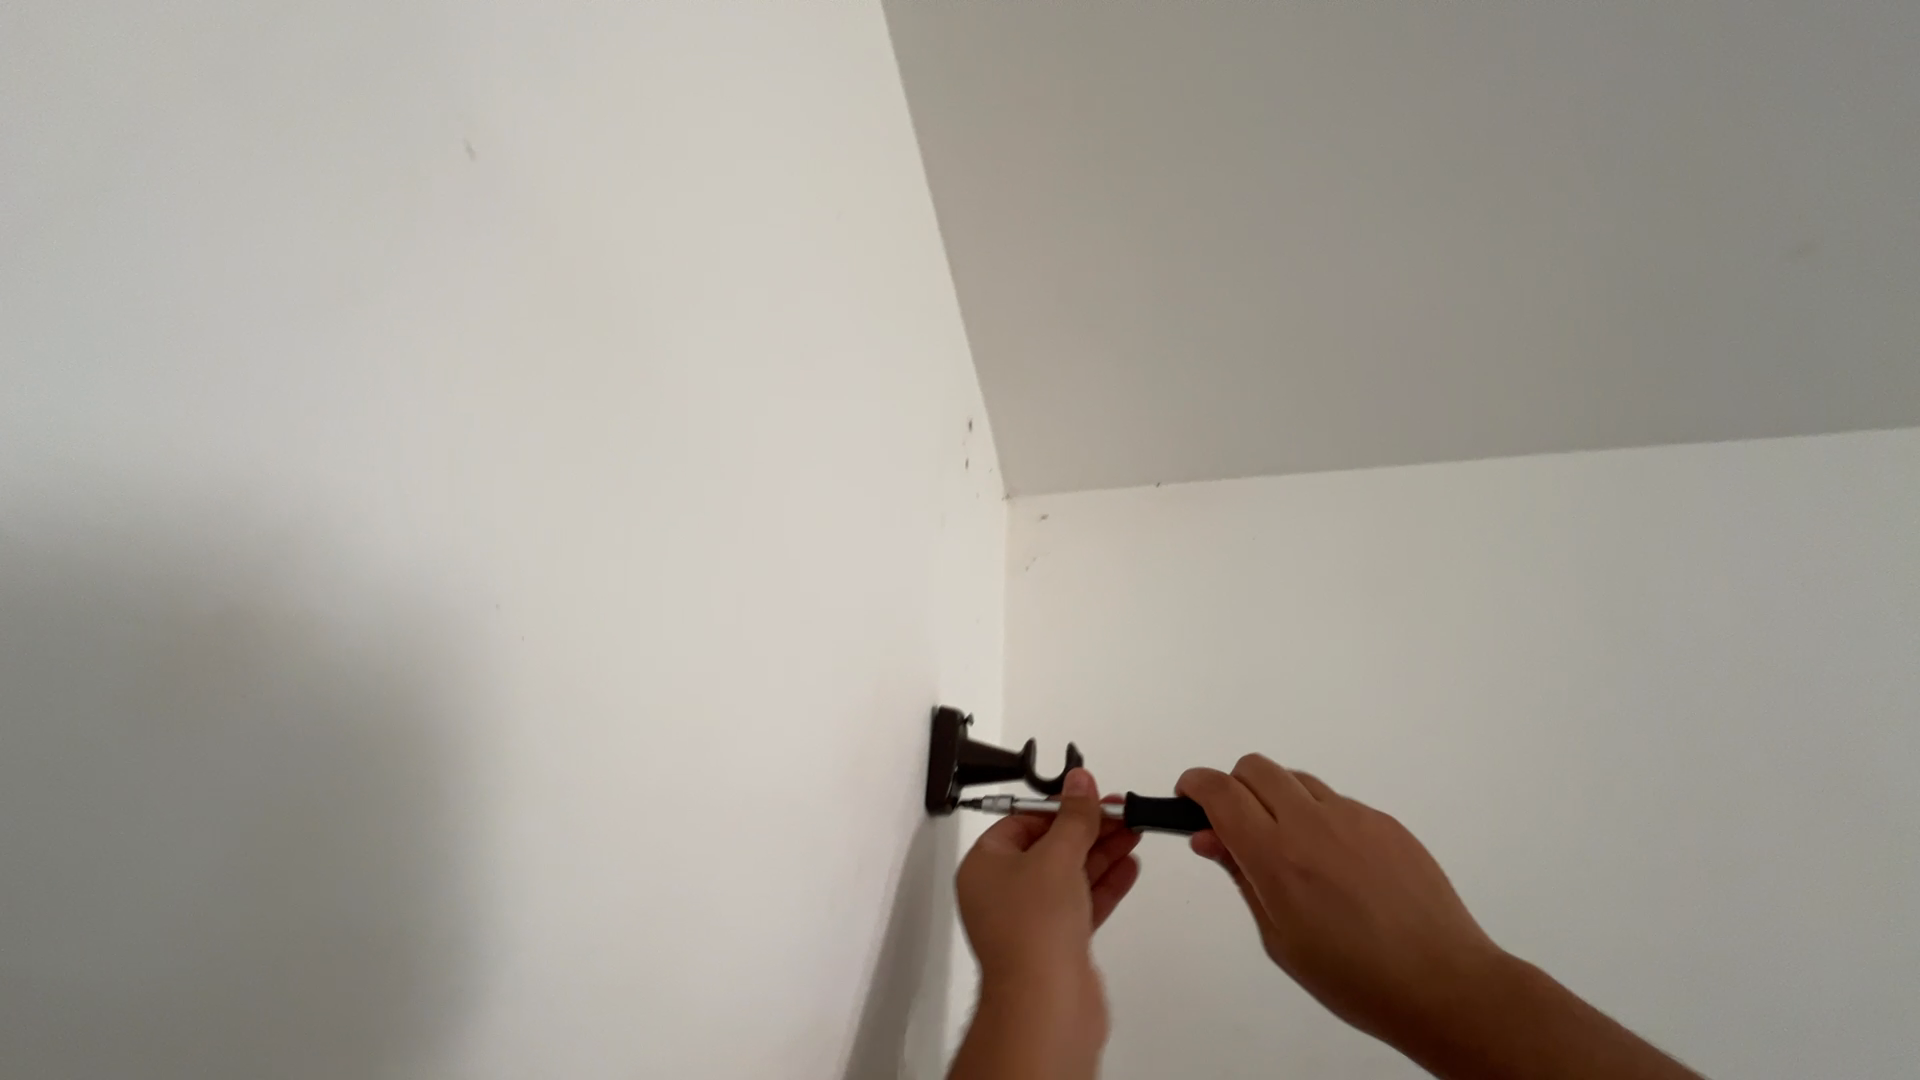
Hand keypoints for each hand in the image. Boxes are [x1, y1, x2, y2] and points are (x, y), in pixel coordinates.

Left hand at [948, 768, 1139, 1079]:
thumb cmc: (1037, 924)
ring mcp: (1029, 921)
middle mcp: (1001, 892)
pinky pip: (1081, 904)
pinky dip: (1104, 885)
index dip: (1058, 807)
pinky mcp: (1056, 945)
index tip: (1090, 797)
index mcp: (985, 866)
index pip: (1021, 822)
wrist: (1047, 1007)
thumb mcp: (1057, 856)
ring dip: (1101, 853)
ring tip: (1135, 831)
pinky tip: (1129, 866)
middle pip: (1049, 847)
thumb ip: (1074, 816)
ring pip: (1068, 876)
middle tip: (1122, 812)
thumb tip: (1079, 779)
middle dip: (1087, 829)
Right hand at [1177, 756, 1505, 1049]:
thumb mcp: (1279, 938)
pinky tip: (1338, 864)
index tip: (1186, 797)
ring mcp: (1353, 817)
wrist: (1448, 986)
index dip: (1194, 784)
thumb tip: (1210, 837)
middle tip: (1237, 825)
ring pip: (1295, 779)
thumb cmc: (1354, 978)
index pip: (1220, 792)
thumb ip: (1241, 877)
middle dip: (1233, 786)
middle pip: (1254, 767)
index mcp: (1277, 856)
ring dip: (1276, 798)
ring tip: (1292, 848)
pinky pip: (1336, 802)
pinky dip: (1318, 817)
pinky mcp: (1385, 821)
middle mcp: (1311, 823)